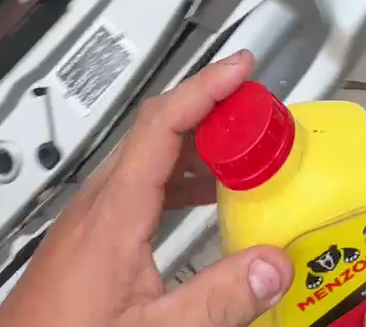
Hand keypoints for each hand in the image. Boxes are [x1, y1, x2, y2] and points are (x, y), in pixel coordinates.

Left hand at [0, 51, 291, 326]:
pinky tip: (205, 194)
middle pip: (159, 128)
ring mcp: (94, 214)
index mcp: (113, 210)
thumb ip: (217, 300)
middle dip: (211, 107)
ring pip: (150, 154)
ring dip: (198, 142)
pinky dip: (181, 174)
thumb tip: (273, 265)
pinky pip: (143, 180)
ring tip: (243, 147)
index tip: (240, 66)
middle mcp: (100, 201)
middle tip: (257, 105)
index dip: (205, 86)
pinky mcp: (93, 232)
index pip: (162, 123)